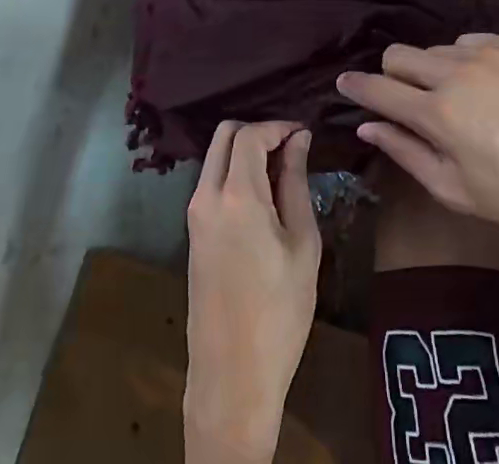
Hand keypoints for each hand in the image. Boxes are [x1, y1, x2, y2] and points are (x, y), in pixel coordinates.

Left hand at [185, 121, 319, 463]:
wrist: (233, 372)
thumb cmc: (281, 308)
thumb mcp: (303, 242)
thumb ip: (296, 183)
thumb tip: (299, 140)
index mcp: (237, 197)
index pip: (250, 135)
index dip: (279, 126)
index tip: (306, 133)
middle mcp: (205, 197)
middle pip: (223, 136)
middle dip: (257, 131)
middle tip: (292, 146)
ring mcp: (193, 216)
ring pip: (215, 158)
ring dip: (245, 151)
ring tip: (284, 168)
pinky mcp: (192, 234)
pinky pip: (211, 183)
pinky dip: (235, 173)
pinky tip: (265, 192)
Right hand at [338, 34, 498, 241]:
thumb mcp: (451, 188)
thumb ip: (404, 151)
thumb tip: (367, 126)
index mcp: (438, 112)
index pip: (378, 89)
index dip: (356, 86)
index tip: (346, 83)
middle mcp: (458, 72)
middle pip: (400, 55)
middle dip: (394, 76)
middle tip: (413, 102)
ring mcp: (490, 52)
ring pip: (437, 48)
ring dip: (435, 70)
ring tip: (462, 99)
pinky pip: (473, 41)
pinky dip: (470, 60)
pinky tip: (490, 87)